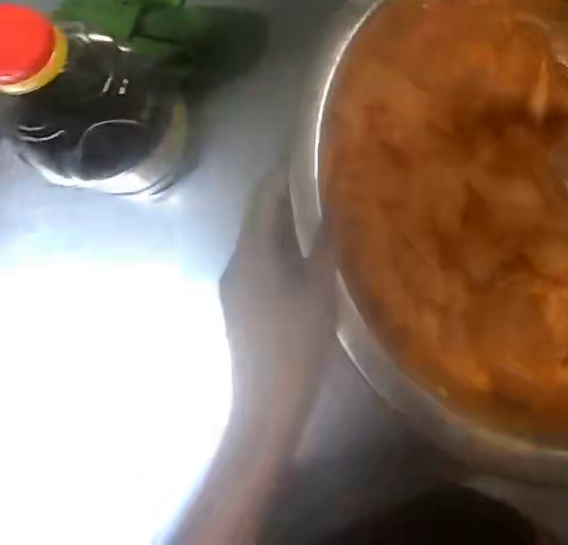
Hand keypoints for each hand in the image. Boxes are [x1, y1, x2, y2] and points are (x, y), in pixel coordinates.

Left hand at [220, 168, 337, 410]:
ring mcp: (234, 285)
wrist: (264, 409)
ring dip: (284, 222)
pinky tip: (304, 253)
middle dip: (285, 196)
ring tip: (318, 212)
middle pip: (257, 216)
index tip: (308, 158)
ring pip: (259, 239)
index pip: (262, 197)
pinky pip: (259, 259)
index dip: (282, 174)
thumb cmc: (295, 346)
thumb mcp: (319, 291)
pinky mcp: (239, 304)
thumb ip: (324, 245)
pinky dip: (280, 245)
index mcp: (251, 254)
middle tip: (321, 182)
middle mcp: (236, 263)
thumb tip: (333, 208)